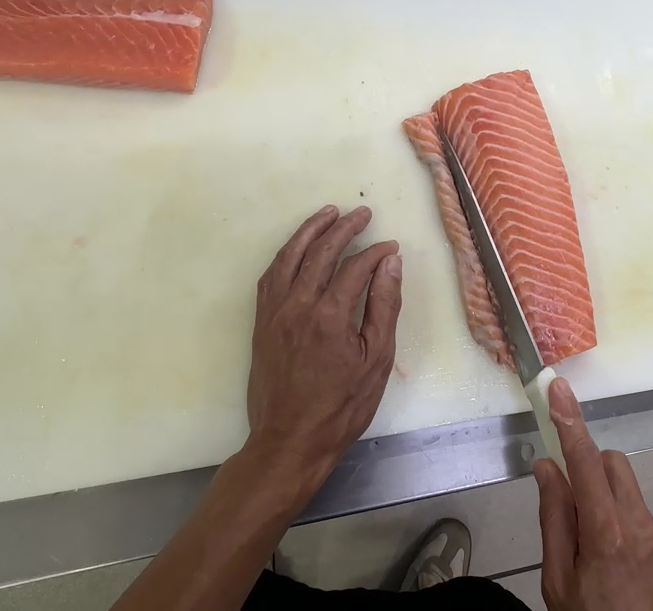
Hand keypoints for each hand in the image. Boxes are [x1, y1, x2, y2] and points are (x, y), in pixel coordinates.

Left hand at [246, 205, 402, 488]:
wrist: (290, 440)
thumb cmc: (342, 405)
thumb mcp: (376, 359)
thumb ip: (384, 306)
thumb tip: (390, 262)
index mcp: (331, 315)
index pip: (355, 267)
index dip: (375, 252)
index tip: (391, 247)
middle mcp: (298, 305)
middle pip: (321, 252)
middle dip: (343, 228)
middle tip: (362, 213)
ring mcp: (275, 312)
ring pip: (290, 257)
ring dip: (310, 231)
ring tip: (327, 214)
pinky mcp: (261, 323)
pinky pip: (271, 276)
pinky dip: (286, 255)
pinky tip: (296, 248)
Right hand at [534, 378, 652, 610]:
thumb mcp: (558, 583)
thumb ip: (554, 519)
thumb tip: (547, 467)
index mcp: (607, 535)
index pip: (585, 463)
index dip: (570, 422)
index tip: (559, 389)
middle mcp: (639, 525)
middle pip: (612, 463)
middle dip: (587, 465)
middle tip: (567, 502)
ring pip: (624, 485)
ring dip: (601, 494)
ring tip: (586, 543)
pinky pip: (635, 510)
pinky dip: (615, 516)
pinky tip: (607, 558)